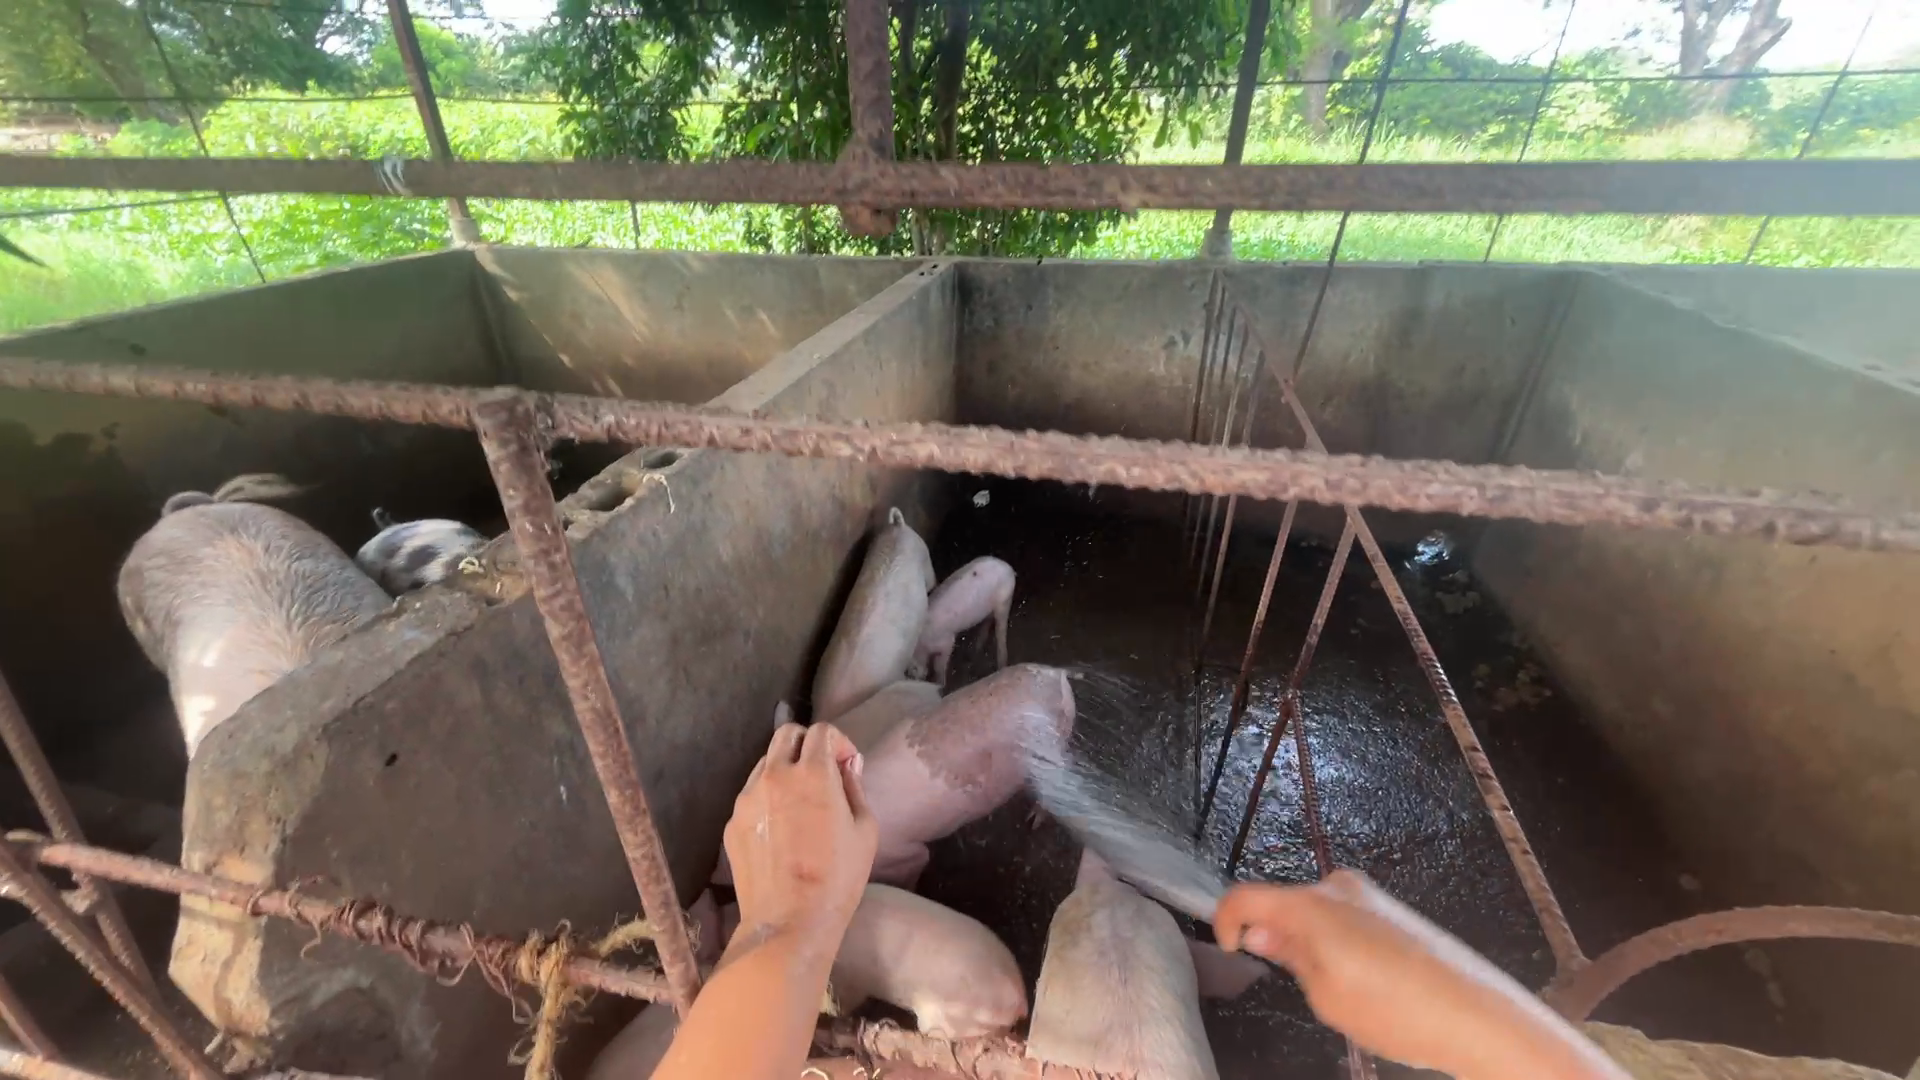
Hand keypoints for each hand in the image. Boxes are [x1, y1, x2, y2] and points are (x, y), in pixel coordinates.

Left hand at [724, 722, 876, 959]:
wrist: (787, 923)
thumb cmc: (838, 878)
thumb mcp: (865, 829)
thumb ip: (854, 787)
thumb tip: (846, 766)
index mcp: (812, 773)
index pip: (821, 730)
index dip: (838, 742)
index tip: (846, 765)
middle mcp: (775, 775)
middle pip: (787, 734)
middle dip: (808, 743)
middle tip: (821, 771)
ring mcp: (748, 797)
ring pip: (766, 762)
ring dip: (786, 769)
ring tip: (799, 802)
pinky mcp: (732, 821)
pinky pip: (753, 794)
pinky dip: (769, 796)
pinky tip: (781, 828)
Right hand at [1214, 871, 1622, 1079]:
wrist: (1486, 1017)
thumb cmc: (1396, 1012)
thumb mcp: (1328, 997)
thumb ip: (1289, 959)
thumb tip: (1262, 934)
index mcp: (1309, 904)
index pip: (1245, 896)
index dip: (1224, 920)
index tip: (1229, 950)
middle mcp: (1334, 885)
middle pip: (1282, 902)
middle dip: (1275, 936)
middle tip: (1295, 983)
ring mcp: (1367, 893)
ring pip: (1314, 911)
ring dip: (1308, 941)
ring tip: (1342, 992)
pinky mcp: (1392, 907)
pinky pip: (1344, 916)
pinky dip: (1337, 941)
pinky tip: (1370, 983)